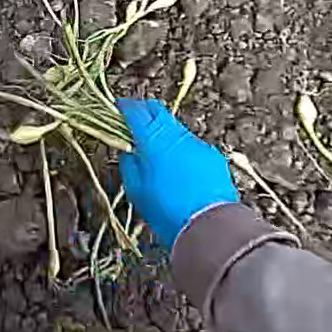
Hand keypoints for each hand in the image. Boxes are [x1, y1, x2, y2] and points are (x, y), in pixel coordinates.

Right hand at [118, 98, 238, 248]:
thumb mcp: (138, 192)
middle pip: (158, 110)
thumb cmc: (168, 212)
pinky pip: (192, 144)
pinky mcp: (211, 154)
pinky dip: (182, 148)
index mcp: (153, 141)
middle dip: (145, 111)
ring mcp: (196, 143)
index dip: (126, 107)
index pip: (136, 112)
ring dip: (164, 131)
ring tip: (157, 148)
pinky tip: (180, 166)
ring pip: (175, 127)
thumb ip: (130, 166)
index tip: (119, 107)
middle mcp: (175, 135)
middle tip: (136, 119)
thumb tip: (128, 152)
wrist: (210, 225)